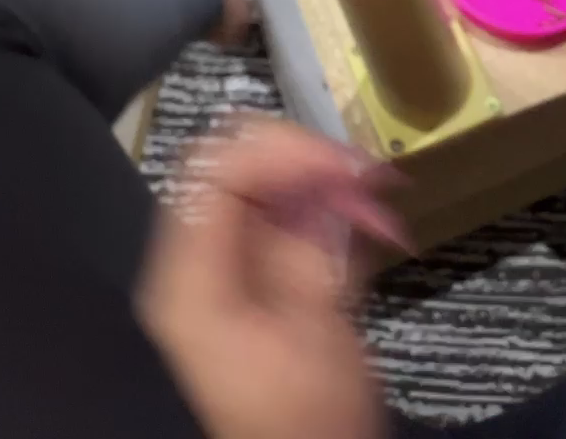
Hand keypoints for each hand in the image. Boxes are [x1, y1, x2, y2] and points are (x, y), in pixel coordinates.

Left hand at [136, 119, 408, 438]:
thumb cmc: (308, 419)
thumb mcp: (315, 335)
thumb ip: (309, 249)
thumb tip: (319, 181)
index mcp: (194, 282)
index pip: (217, 176)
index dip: (280, 153)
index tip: (340, 161)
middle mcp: (199, 256)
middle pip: (235, 161)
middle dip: (304, 155)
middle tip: (360, 171)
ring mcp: (225, 252)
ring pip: (264, 171)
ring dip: (322, 171)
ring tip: (371, 191)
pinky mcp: (254, 254)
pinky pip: (285, 198)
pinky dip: (326, 193)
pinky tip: (362, 210)